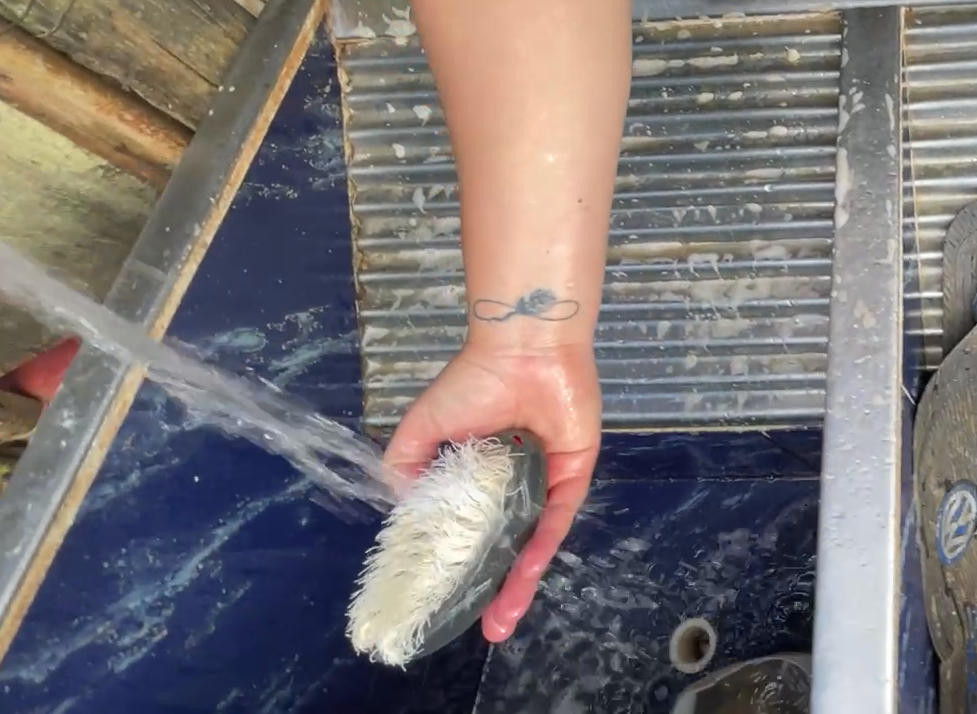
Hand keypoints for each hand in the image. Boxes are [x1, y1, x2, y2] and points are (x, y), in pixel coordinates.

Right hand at [383, 340, 600, 641]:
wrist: (524, 346)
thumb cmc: (475, 379)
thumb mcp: (422, 427)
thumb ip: (406, 465)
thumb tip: (401, 508)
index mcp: (486, 467)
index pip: (477, 524)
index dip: (463, 560)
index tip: (444, 599)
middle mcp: (519, 475)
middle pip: (509, 537)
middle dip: (496, 584)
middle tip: (484, 628)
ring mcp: (549, 472)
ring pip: (536, 533)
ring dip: (522, 577)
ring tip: (501, 620)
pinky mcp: (576, 466)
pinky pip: (559, 511)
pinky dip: (544, 542)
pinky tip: (525, 575)